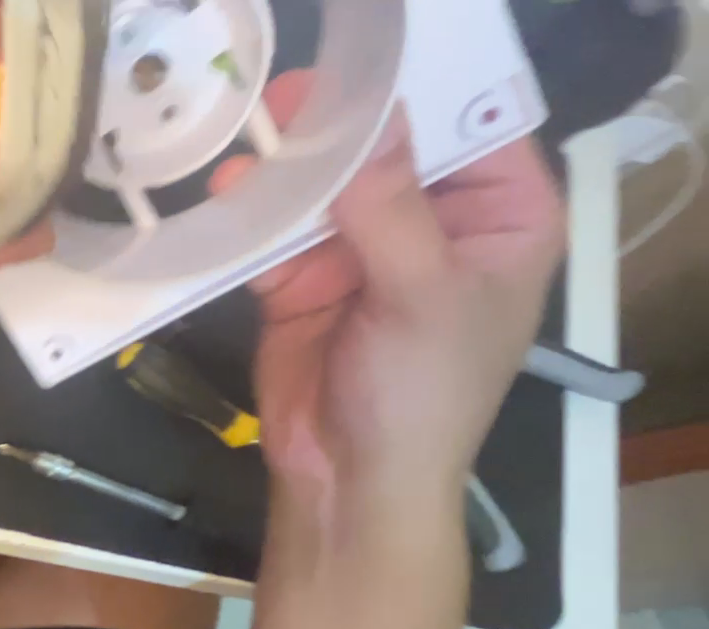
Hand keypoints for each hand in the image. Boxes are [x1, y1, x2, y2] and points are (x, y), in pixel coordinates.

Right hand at [216, 73, 565, 515]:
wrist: (346, 474)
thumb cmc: (421, 390)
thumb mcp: (422, 294)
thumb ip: (391, 209)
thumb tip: (370, 122)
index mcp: (496, 217)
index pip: (468, 131)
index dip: (424, 94)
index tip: (370, 62)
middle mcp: (426, 227)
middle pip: (382, 158)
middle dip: (339, 131)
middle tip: (292, 96)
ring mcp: (355, 258)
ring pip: (319, 198)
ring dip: (284, 178)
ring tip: (247, 145)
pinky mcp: (296, 288)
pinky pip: (272, 244)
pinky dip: (247, 228)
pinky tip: (225, 202)